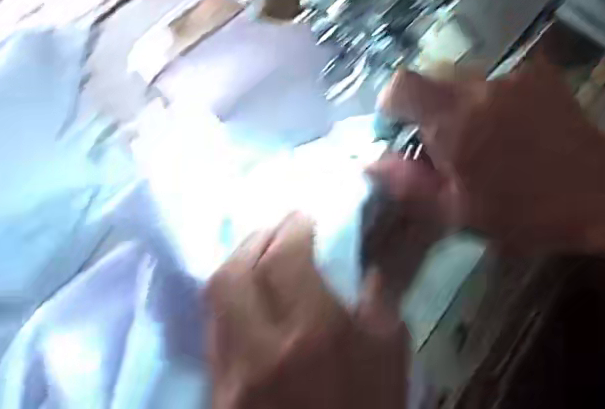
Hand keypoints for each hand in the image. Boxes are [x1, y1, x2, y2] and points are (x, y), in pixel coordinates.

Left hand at [205, 215, 408, 408]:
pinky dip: (233, 305)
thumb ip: (376, 294)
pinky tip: (256, 300)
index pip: (283, 256)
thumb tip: (361, 257)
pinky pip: (215, 337)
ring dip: (238, 269)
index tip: (308, 215)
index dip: (293, 226)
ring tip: (264, 256)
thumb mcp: (390, 349)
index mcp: (311, 333)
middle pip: (231, 275)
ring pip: (214, 305)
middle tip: (280, 228)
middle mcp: (259, 352)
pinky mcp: (216, 404)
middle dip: (255, 240)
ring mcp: (230, 383)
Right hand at [369, 56, 604, 253]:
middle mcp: (479, 85)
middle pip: (435, 76)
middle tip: (446, 144)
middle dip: (430, 106)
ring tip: (489, 137)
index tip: (402, 133)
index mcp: (454, 120)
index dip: (393, 105)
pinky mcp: (537, 71)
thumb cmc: (526, 210)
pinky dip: (497, 96)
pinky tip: (517, 126)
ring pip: (469, 77)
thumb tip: (369, 159)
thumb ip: (408, 182)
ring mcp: (511, 74)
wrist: (597, 187)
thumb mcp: (460, 211)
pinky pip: (501, 77)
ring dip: (465, 101)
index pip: (401, 84)